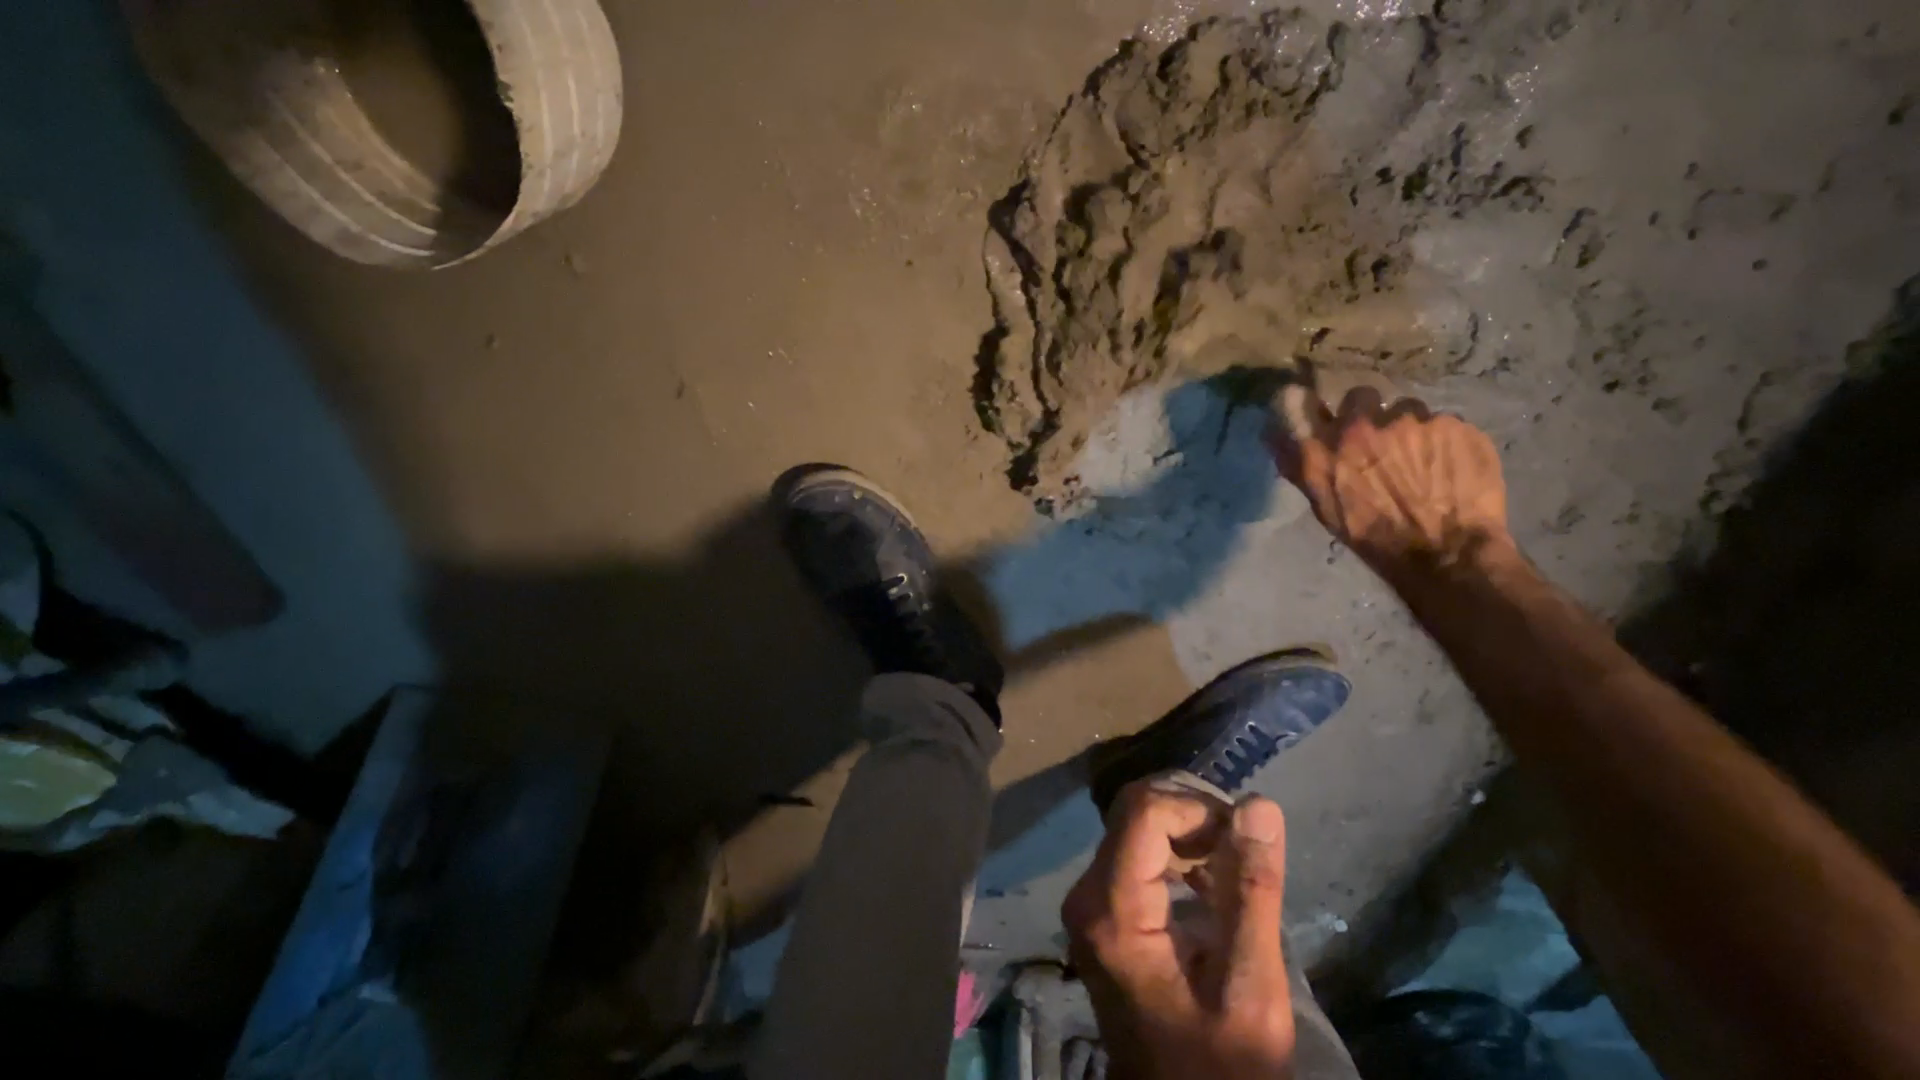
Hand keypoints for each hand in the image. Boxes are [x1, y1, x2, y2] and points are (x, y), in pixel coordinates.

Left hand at [1063, 783, 1295, 1079]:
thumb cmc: (1219, 1059)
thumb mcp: (1250, 984)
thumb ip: (1252, 891)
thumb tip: (1257, 804)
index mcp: (1112, 911)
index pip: (1144, 810)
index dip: (1198, 810)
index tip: (1243, 843)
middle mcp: (1085, 894)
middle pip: (1135, 811)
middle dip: (1194, 817)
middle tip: (1243, 854)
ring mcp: (1088, 902)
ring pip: (1136, 826)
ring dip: (1190, 836)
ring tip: (1234, 876)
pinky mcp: (1100, 910)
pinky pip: (1135, 852)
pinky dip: (1177, 855)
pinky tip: (1212, 888)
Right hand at [1270, 385, 1512, 580]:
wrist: (1445, 553)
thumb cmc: (1374, 537)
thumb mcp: (1324, 507)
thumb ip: (1299, 464)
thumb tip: (1271, 432)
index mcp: (1325, 447)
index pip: (1300, 401)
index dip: (1310, 405)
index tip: (1319, 413)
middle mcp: (1363, 424)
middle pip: (1361, 397)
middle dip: (1368, 415)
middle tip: (1379, 443)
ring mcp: (1412, 420)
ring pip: (1408, 410)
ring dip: (1409, 428)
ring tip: (1421, 460)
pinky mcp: (1454, 424)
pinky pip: (1445, 423)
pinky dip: (1445, 441)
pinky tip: (1449, 468)